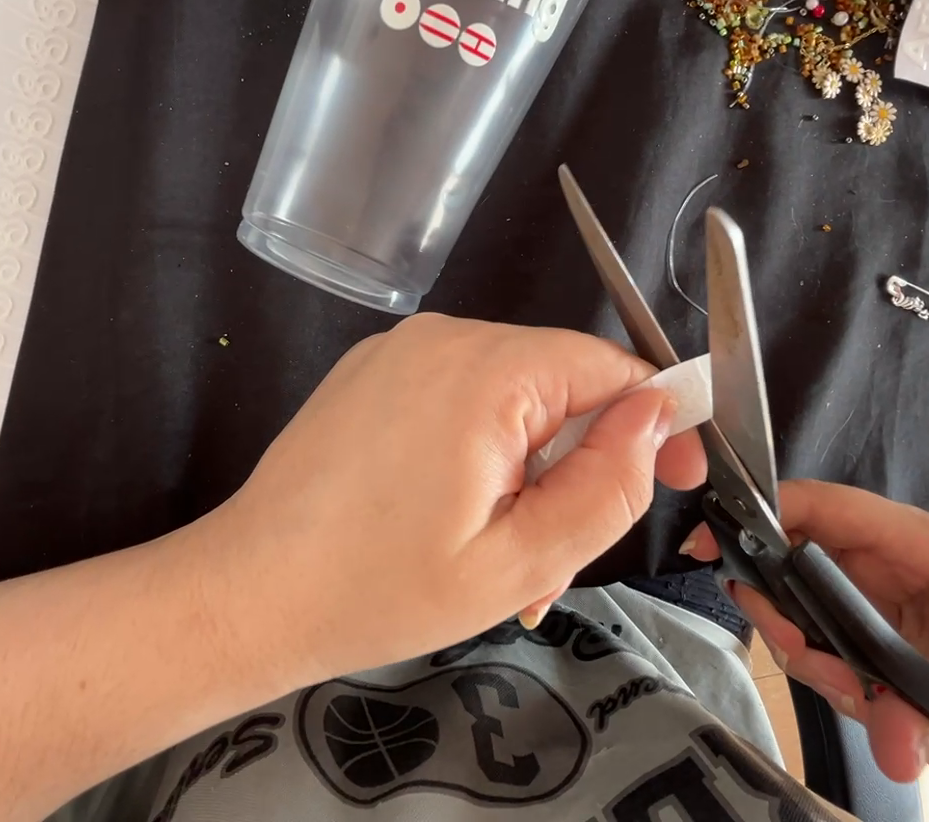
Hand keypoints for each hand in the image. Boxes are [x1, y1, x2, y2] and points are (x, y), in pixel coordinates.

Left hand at [202, 314, 706, 684]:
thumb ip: (606, 485)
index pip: (608, 365)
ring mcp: (401, 350)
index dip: (656, 417)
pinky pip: (458, 396)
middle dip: (575, 466)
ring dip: (526, 470)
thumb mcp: (520, 559)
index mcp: (485, 370)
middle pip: (556, 384)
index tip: (680, 475)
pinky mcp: (373, 371)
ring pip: (508, 397)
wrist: (249, 592)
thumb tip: (654, 418)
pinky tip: (452, 517)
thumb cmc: (379, 588)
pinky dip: (478, 451)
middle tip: (554, 559)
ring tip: (497, 555)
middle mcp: (443, 337)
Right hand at [681, 480, 928, 814]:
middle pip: (797, 553)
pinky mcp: (875, 645)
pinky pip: (818, 643)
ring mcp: (880, 608)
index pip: (828, 507)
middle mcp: (893, 569)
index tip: (715, 537)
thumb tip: (886, 740)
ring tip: (839, 686)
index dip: (765, 512)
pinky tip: (859, 702)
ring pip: (799, 602)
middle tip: (776, 634)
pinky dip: (817, 670)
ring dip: (795, 640)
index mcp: (927, 550)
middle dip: (772, 592)